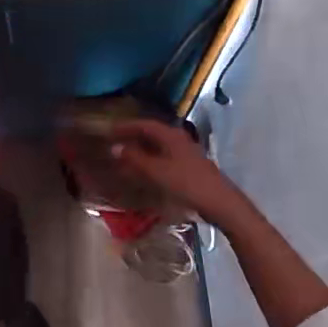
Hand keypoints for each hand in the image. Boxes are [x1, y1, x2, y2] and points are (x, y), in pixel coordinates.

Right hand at [111, 118, 246, 222]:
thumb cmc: (186, 183)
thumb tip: (114, 147)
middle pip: (151, 133)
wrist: (219, 202)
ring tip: (124, 156)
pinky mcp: (188, 166)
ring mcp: (185, 153)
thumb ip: (134, 158)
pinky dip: (150, 160)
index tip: (109, 130)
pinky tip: (143, 170)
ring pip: (157, 146)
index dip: (126, 126)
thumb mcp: (156, 171)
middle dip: (132, 137)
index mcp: (170, 135)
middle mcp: (178, 139)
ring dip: (140, 149)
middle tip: (114, 142)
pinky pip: (163, 157)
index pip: (144, 124)